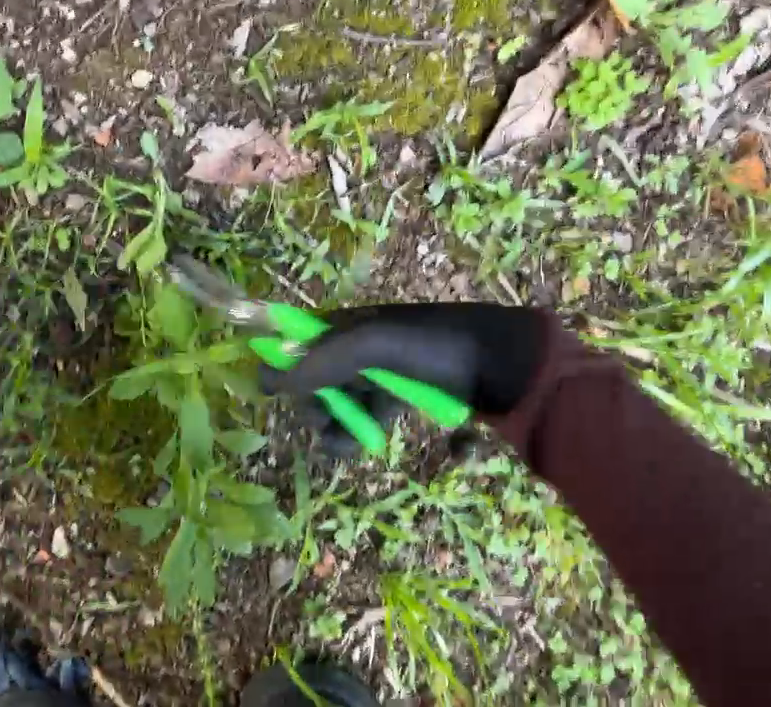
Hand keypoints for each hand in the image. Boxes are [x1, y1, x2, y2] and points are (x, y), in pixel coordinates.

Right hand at [260, 304, 550, 447]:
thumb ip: (322, 361)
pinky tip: (360, 447)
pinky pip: (366, 412)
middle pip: (314, 377)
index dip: (281, 366)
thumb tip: (268, 380)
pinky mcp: (400, 394)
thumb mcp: (373, 346)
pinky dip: (358, 430)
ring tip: (343, 446)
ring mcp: (380, 370)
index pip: (298, 341)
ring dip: (333, 424)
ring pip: (339, 400)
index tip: (268, 396)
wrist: (502, 362)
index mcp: (347, 324)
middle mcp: (357, 344)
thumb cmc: (432, 347)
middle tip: (323, 422)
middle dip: (312, 403)